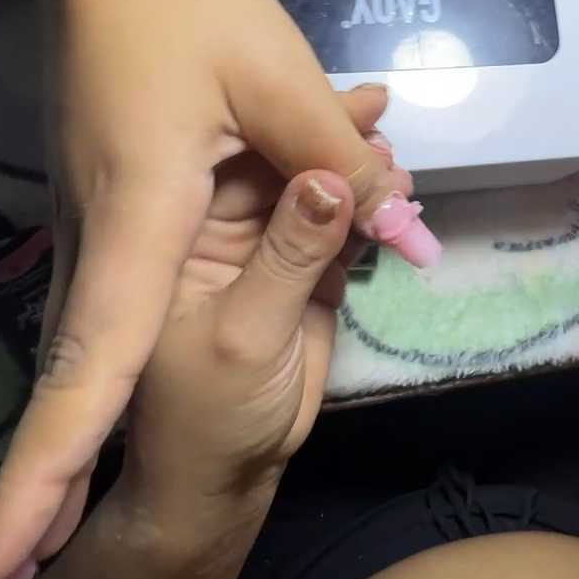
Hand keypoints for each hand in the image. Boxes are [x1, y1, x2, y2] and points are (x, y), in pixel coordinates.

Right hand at [0, 0, 431, 578]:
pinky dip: (203, 278)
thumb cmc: (190, 2)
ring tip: (151, 410)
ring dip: (149, 366)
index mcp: (136, 209)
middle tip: (37, 556)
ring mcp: (96, 209)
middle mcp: (100, 227)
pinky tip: (252, 252)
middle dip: (59, 463)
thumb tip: (396, 222)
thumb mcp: (283, 81)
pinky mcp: (110, 188)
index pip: (92, 360)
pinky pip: (150, 260)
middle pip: (90, 360)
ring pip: (128, 311)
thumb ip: (338, 162)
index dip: (45, 468)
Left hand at [0, 152, 370, 578]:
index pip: (237, 162)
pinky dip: (369, 214)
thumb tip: (333, 178)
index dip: (290, 129)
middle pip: (281, 167)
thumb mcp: (247, 332)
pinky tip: (398, 193)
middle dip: (332, 144)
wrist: (233, 474)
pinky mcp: (303, 269)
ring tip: (396, 154)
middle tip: (380, 114)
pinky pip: (339, 229)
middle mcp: (220, 226)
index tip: (349, 104)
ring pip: (315, 194)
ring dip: (357, 177)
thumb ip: (290, 256)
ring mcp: (266, 246)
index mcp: (179, 232)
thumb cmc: (213, 414)